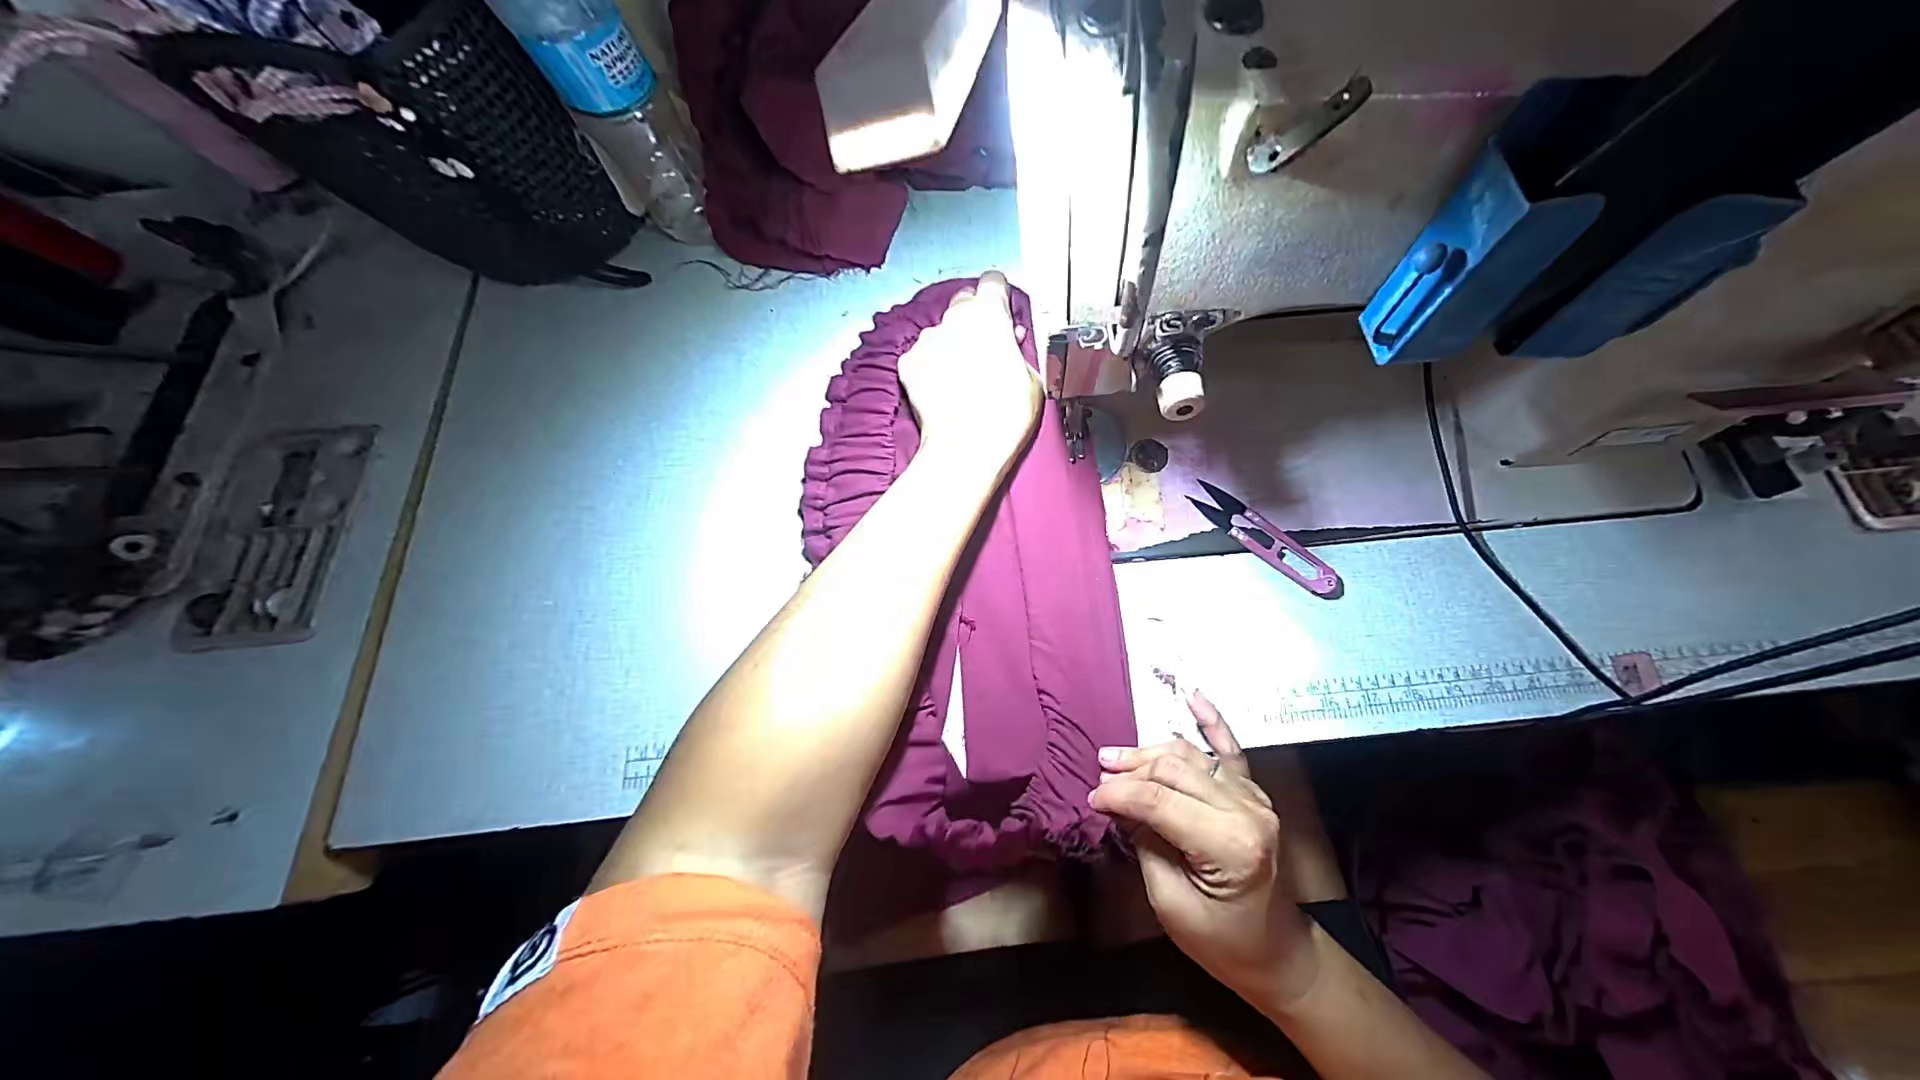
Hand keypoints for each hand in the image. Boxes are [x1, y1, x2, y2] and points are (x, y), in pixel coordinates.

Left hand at [897, 270, 1043, 467]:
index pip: (993, 282)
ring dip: (953, 346)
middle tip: (988, 348)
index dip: (1000, 296)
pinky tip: (944, 389)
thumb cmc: (1003, 417)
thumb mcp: (1033, 378)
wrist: (966, 448)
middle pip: (965, 302)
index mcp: (990, 315)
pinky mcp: (908, 364)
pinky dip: (931, 367)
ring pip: (942, 332)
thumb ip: (1020, 350)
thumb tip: (1012, 345)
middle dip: (976, 320)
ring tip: (965, 378)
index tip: (1004, 310)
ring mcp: (927, 341)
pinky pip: (922, 356)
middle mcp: (954, 319)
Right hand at [1090, 693, 1319, 1004]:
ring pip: (1190, 755)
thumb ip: (1145, 842)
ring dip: (1149, 752)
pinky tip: (1194, 698)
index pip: (1160, 800)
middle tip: (1098, 779)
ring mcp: (1253, 796)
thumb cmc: (1220, 939)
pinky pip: (1230, 749)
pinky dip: (1211, 722)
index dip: (1118, 794)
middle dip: (1130, 771)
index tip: (1091, 799)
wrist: (1274, 949)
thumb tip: (1116, 802)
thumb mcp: (1170, 901)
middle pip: (1174, 770)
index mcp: (1231, 843)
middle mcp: (1247, 809)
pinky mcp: (1252, 791)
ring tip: (1113, 756)